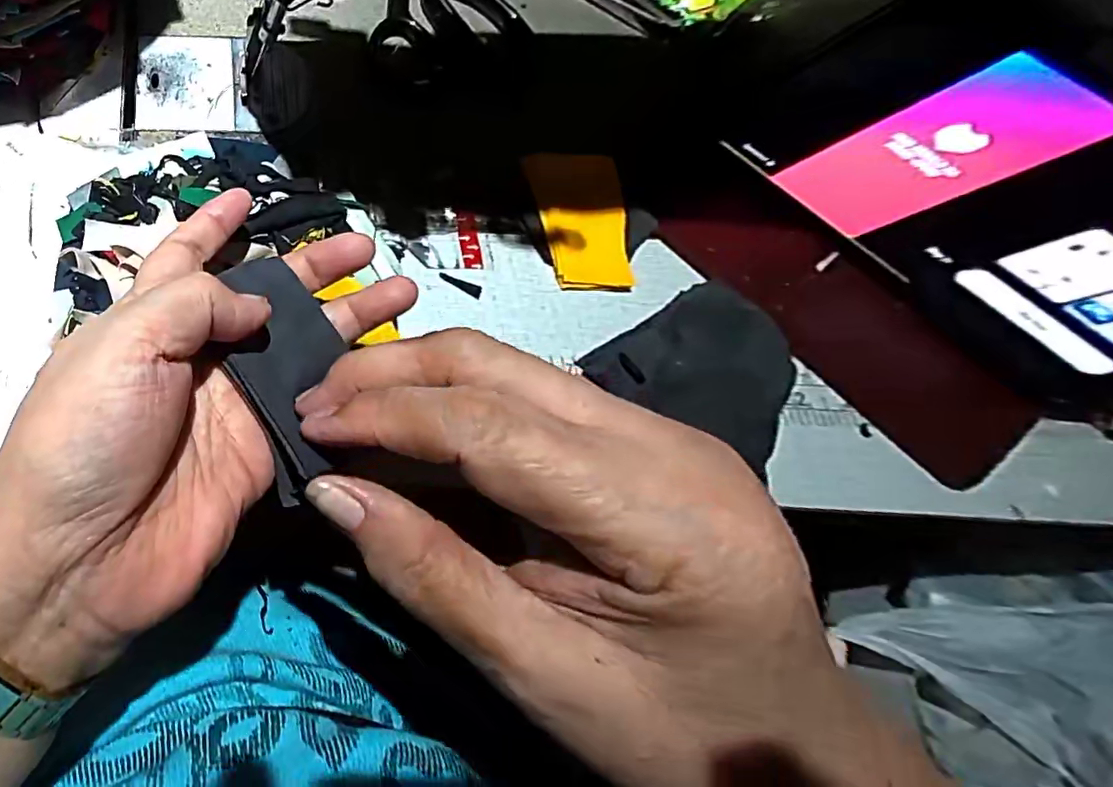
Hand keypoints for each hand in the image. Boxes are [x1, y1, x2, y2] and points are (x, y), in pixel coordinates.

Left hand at [0, 188, 417, 691]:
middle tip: (363, 245)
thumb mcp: (124, 345)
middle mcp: (197, 356)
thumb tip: (260, 305)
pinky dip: (348, 388)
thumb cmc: (86, 434)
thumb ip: (196, 304)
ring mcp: (232, 406)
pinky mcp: (261, 454)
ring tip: (398, 292)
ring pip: (302, 349)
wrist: (77, 560)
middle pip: (266, 298)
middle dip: (312, 268)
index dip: (214, 225)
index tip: (244, 195)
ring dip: (349, 320)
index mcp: (151, 319)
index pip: (188, 257)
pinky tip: (387, 367)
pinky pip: (312, 410)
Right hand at [293, 329, 946, 786]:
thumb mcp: (541, 676)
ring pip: (506, 363)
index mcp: (659, 508)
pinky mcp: (639, 433)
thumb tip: (334, 492)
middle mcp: (661, 439)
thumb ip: (431, 576)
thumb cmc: (678, 740)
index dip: (388, 413)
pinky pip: (525, 391)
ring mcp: (656, 427)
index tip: (313, 423)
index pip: (490, 424)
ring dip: (416, 374)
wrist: (799, 754)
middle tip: (319, 401)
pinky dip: (452, 396)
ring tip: (349, 404)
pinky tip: (412, 419)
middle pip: (496, 364)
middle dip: (392, 371)